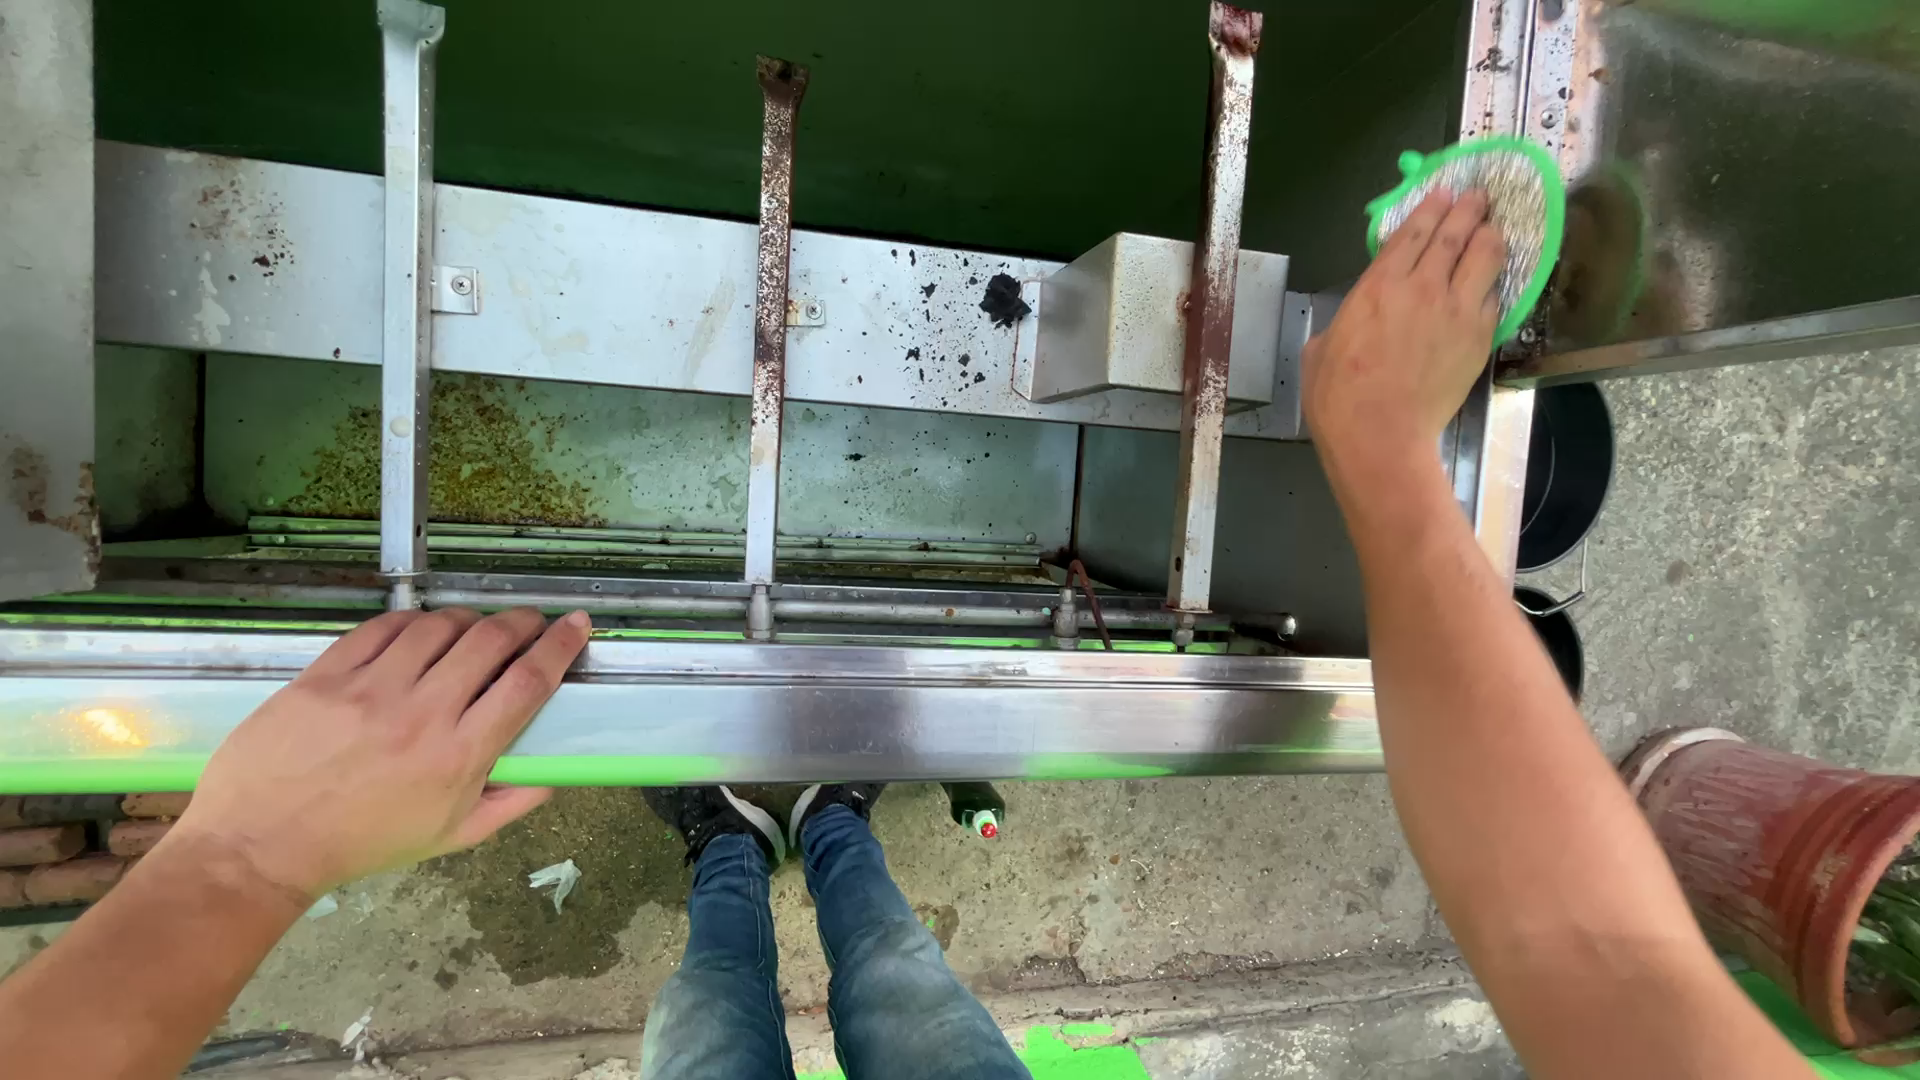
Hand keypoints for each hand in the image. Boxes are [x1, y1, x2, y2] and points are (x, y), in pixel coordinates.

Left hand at [163, 607, 591, 900]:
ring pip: (439, 626)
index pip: (527, 682)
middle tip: (532, 621)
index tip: (578, 624)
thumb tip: (557, 773)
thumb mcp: (455, 836)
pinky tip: (421, 631)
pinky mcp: (323, 678)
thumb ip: (514, 803)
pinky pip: (382, 628)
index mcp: (460, 754)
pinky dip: (414, 621)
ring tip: (474, 629)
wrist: (254, 851)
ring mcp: (368, 691)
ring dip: (470, 619)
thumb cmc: (367, 843)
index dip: (560, 645)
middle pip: (490, 641)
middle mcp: (421, 714)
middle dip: (523, 621)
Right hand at [1303, 189, 1504, 475]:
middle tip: (1478, 197)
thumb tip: (1358, 319)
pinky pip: (1495, 295)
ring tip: (1492, 228)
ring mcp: (1458, 309)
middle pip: (1456, 233)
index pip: (1413, 232)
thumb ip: (1346, 321)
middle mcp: (1423, 287)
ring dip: (1491, 235)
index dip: (1431, 208)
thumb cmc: (1336, 397)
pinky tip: (1490, 281)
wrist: (1379, 434)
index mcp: (1378, 287)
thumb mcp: (1320, 349)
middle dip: (1469, 209)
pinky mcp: (1480, 335)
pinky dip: (1493, 281)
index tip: (1443, 193)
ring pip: (1488, 255)